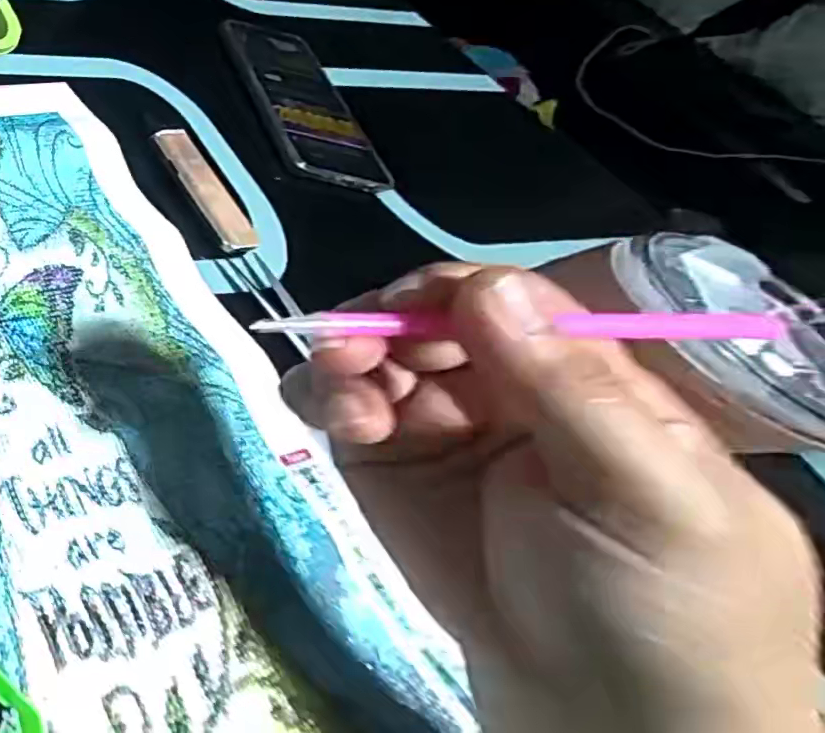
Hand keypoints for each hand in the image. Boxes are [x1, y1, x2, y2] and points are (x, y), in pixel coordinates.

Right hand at [281, 265, 819, 732]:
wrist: (592, 707)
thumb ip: (574, 389)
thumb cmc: (659, 601)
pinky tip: (337, 423)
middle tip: (348, 356)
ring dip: (338, 362)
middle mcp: (489, 384)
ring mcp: (424, 417)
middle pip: (413, 317)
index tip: (404, 312)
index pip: (500, 299)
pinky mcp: (372, 452)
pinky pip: (327, 399)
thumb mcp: (652, 497)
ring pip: (362, 353)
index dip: (445, 293)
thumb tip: (487, 285)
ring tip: (348, 408)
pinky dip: (316, 395)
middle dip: (374, 325)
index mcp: (572, 377)